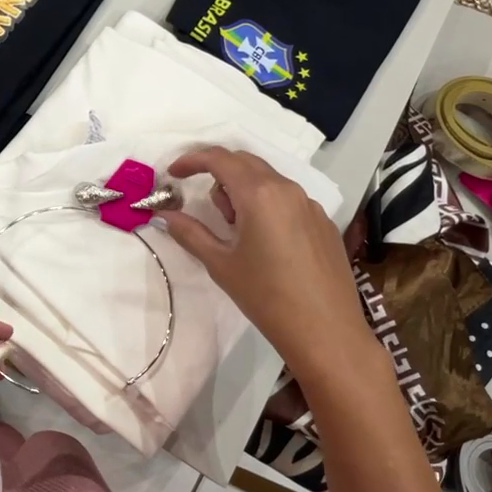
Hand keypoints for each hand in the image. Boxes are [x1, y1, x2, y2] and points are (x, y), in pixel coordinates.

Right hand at [158, 147, 375, 377]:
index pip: (219, 159)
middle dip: (218, 174)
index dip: (191, 160)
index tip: (173, 175)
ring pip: (267, 179)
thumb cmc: (266, 297)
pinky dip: (267, 206)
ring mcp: (310, 205)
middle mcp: (287, 189)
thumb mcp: (220, 264)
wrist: (327, 332)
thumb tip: (164, 216)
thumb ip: (189, 233)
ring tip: (238, 233)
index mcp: (259, 194)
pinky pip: (287, 198)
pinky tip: (267, 244)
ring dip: (243, 191)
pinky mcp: (323, 222)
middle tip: (208, 210)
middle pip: (244, 162)